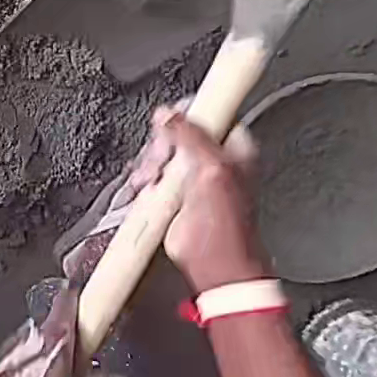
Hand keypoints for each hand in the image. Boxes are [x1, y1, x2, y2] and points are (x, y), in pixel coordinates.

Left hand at [0, 285, 132, 376]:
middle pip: (55, 325)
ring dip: (50, 358)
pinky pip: (22, 363)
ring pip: (38, 345)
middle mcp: (30, 336)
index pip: (68, 299)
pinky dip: (33, 372)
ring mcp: (11, 350)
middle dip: (71, 338)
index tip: (90, 289)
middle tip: (86, 358)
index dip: (81, 292)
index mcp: (54, 337)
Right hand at [129, 106, 269, 288]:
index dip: (184, 114)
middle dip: (161, 144)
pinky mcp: (173, 192)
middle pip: (176, 131)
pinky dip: (144, 177)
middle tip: (161, 158)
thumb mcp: (211, 169)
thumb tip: (167, 112)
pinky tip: (145, 185)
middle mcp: (212, 158)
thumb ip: (190, 135)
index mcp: (232, 146)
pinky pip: (151, 172)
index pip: (206, 112)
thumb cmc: (227, 227)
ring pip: (160, 151)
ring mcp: (191, 175)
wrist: (214, 264)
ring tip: (152, 177)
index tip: (170, 124)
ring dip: (150, 162)